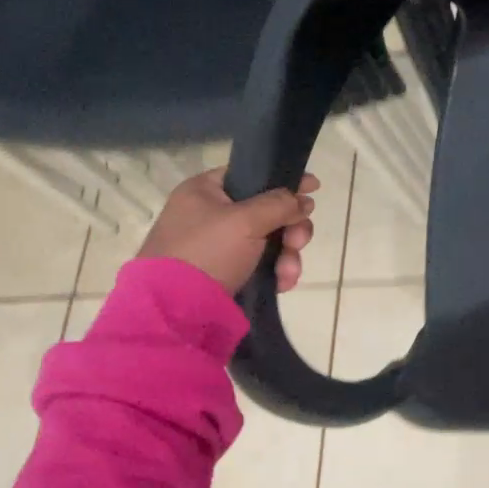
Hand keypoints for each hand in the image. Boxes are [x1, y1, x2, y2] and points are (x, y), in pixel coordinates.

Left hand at [137, 168, 319, 292]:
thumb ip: (281, 204)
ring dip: (287, 254)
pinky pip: (262, 264)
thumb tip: (303, 201)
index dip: (284, 180)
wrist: (174, 313)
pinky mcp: (226, 273)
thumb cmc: (207, 253)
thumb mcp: (246, 220)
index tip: (314, 187)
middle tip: (298, 240)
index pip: (252, 175)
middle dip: (291, 227)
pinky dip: (276, 271)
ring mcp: (218, 246)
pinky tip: (282, 283)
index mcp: (204, 192)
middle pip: (267, 210)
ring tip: (288, 271)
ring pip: (269, 239)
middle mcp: (210, 215)